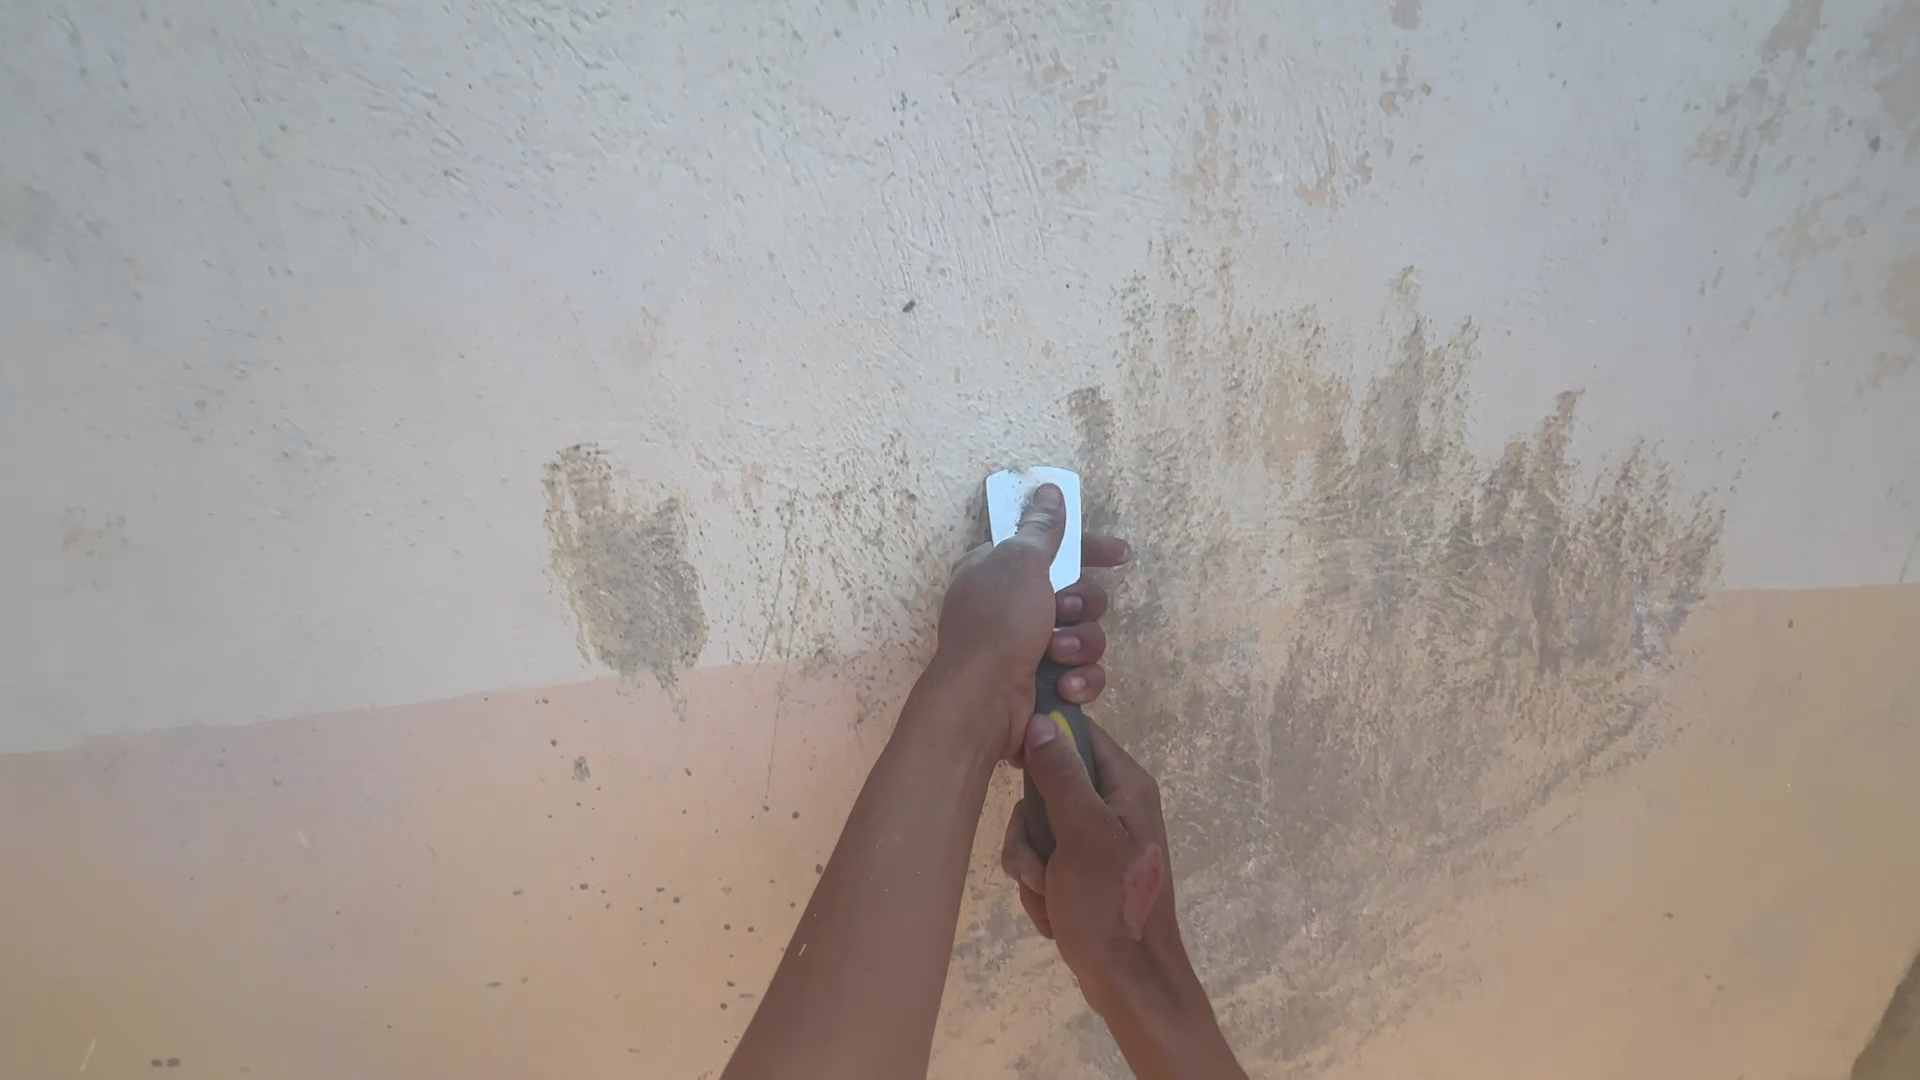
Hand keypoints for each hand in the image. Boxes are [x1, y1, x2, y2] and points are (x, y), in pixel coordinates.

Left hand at [931, 483, 1127, 760]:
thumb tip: (1048, 488)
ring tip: (1056, 655)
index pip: (1054, 548)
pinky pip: (1084, 673)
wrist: (982, 701)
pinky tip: (1065, 686)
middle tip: (1063, 611)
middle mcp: (1017, 606)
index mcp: (1002, 570)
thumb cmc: (997, 624)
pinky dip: (1079, 679)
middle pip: (1080, 594)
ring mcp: (1032, 647)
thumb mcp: (1019, 563)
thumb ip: (1041, 528)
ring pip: (1087, 635)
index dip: (1089, 549)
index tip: (1119, 555)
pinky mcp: (1046, 682)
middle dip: (1081, 605)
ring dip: (1079, 644)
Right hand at [999, 714, 1181, 1013]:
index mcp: (1124, 785)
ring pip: (1038, 826)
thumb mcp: (1082, 834)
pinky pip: (1042, 859)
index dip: (1044, 739)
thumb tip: (1040, 720)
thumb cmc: (1111, 905)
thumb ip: (1061, 775)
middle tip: (1037, 861)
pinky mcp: (1082, 870)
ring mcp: (1096, 839)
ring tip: (1047, 893)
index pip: (1079, 733)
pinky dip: (1040, 886)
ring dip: (1031, 863)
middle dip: (1031, 828)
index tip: (1014, 761)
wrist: (1130, 987)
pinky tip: (1053, 910)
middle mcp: (1112, 804)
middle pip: (1048, 784)